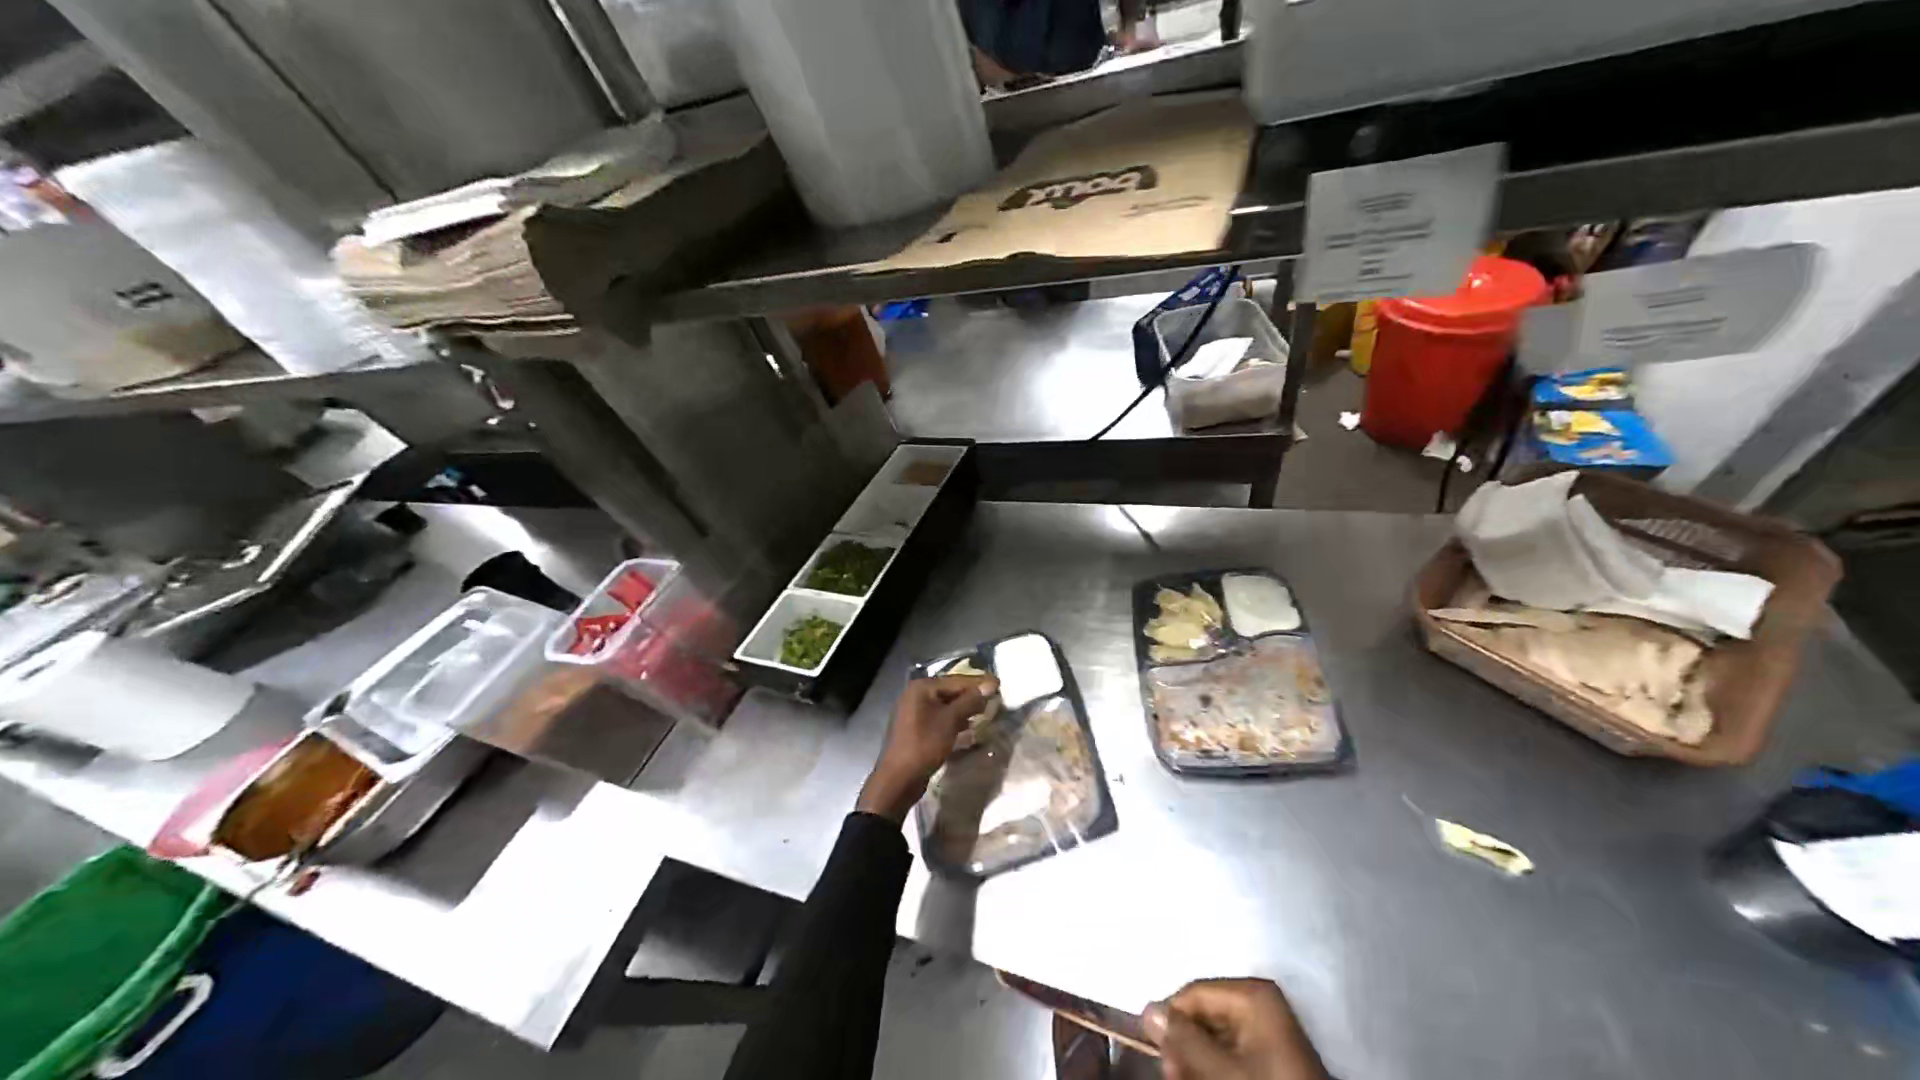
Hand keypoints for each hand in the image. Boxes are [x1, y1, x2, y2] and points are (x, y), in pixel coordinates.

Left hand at [856, 675, 996, 821]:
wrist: (899, 778)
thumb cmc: (925, 744)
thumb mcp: (950, 720)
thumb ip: (970, 701)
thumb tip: (990, 684)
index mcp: (922, 688)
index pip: (956, 681)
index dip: (979, 683)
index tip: (999, 684)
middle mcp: (917, 695)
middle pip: (951, 692)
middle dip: (973, 696)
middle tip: (996, 698)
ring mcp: (915, 712)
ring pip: (947, 706)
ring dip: (966, 709)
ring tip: (987, 712)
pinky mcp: (918, 728)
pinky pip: (941, 719)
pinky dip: (956, 721)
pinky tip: (970, 727)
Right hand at [1142, 979, 1328, 1079]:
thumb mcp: (1225, 1071)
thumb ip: (1185, 1040)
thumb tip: (1147, 1011)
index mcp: (1253, 995)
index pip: (1193, 993)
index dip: (1171, 1022)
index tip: (1160, 1058)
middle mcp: (1260, 1001)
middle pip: (1204, 1013)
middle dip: (1185, 1044)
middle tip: (1174, 1075)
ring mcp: (1269, 1027)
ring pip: (1215, 1034)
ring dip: (1197, 1057)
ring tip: (1186, 1078)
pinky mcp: (1273, 1052)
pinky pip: (1232, 1048)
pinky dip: (1215, 1065)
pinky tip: (1206, 1076)